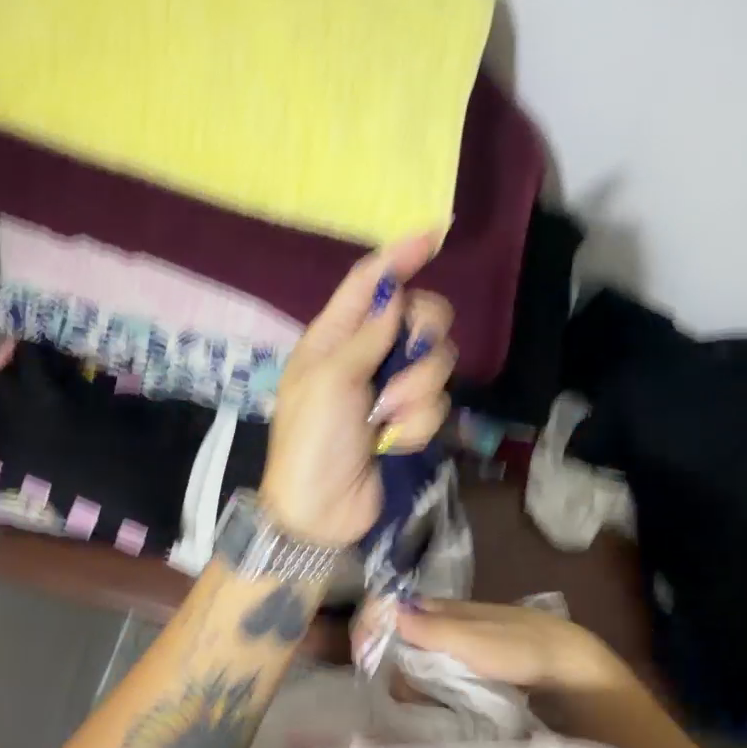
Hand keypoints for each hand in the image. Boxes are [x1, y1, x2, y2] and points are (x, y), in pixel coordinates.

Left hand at [260, 233, 457, 546]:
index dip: (398, 257)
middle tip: (409, 356)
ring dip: (417, 391)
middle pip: (418, 317)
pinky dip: (418, 424)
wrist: (320, 511)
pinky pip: (436, 405)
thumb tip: (395, 298)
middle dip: (423, 336)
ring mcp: (391, 390)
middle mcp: (367, 355)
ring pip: (435, 364)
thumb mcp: (328, 380)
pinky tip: (394, 442)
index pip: (370, 283)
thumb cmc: (310, 441)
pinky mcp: (410, 421)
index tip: (431, 236)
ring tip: (387, 418)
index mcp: (334, 337)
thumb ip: (366, 336)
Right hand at [394, 600, 632, 690]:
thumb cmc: (525, 650)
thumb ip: (435, 629)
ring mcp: (467, 650)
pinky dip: (433, 693)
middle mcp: (454, 626)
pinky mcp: (480, 674)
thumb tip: (388, 611)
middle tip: (395, 695)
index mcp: (450, 610)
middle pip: (407, 640)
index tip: (364, 658)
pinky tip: (436, 710)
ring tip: (414, 708)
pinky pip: (442, 680)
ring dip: (413, 683)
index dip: (377, 627)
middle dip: (392, 663)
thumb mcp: (477, 640)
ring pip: (423, 662)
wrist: (575, 674)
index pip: (399, 610)